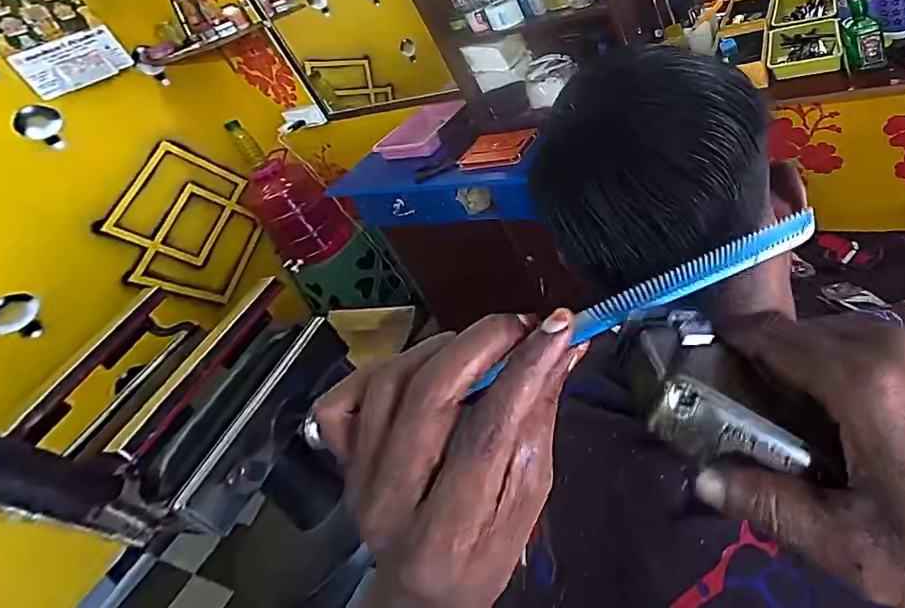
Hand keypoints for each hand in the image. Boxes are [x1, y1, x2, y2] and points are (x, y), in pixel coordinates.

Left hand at [313, 311, 580, 607]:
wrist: (419, 592)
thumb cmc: (483, 551)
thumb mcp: (530, 497)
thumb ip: (541, 417)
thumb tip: (563, 347)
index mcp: (448, 533)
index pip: (488, 431)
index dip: (526, 368)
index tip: (558, 327)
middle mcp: (391, 503)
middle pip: (431, 395)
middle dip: (485, 342)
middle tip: (522, 325)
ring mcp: (358, 477)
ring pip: (394, 379)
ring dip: (446, 345)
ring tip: (483, 345)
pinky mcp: (341, 456)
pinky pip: (351, 392)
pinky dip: (390, 362)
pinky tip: (425, 364)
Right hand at [695, 315, 904, 607]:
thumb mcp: (859, 550)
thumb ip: (773, 503)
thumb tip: (703, 479)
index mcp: (861, 378)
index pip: (769, 336)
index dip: (731, 349)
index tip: (708, 377)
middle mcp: (886, 342)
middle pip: (799, 333)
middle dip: (767, 365)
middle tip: (754, 421)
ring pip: (833, 337)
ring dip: (806, 368)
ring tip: (804, 432)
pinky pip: (869, 346)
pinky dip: (843, 369)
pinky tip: (855, 425)